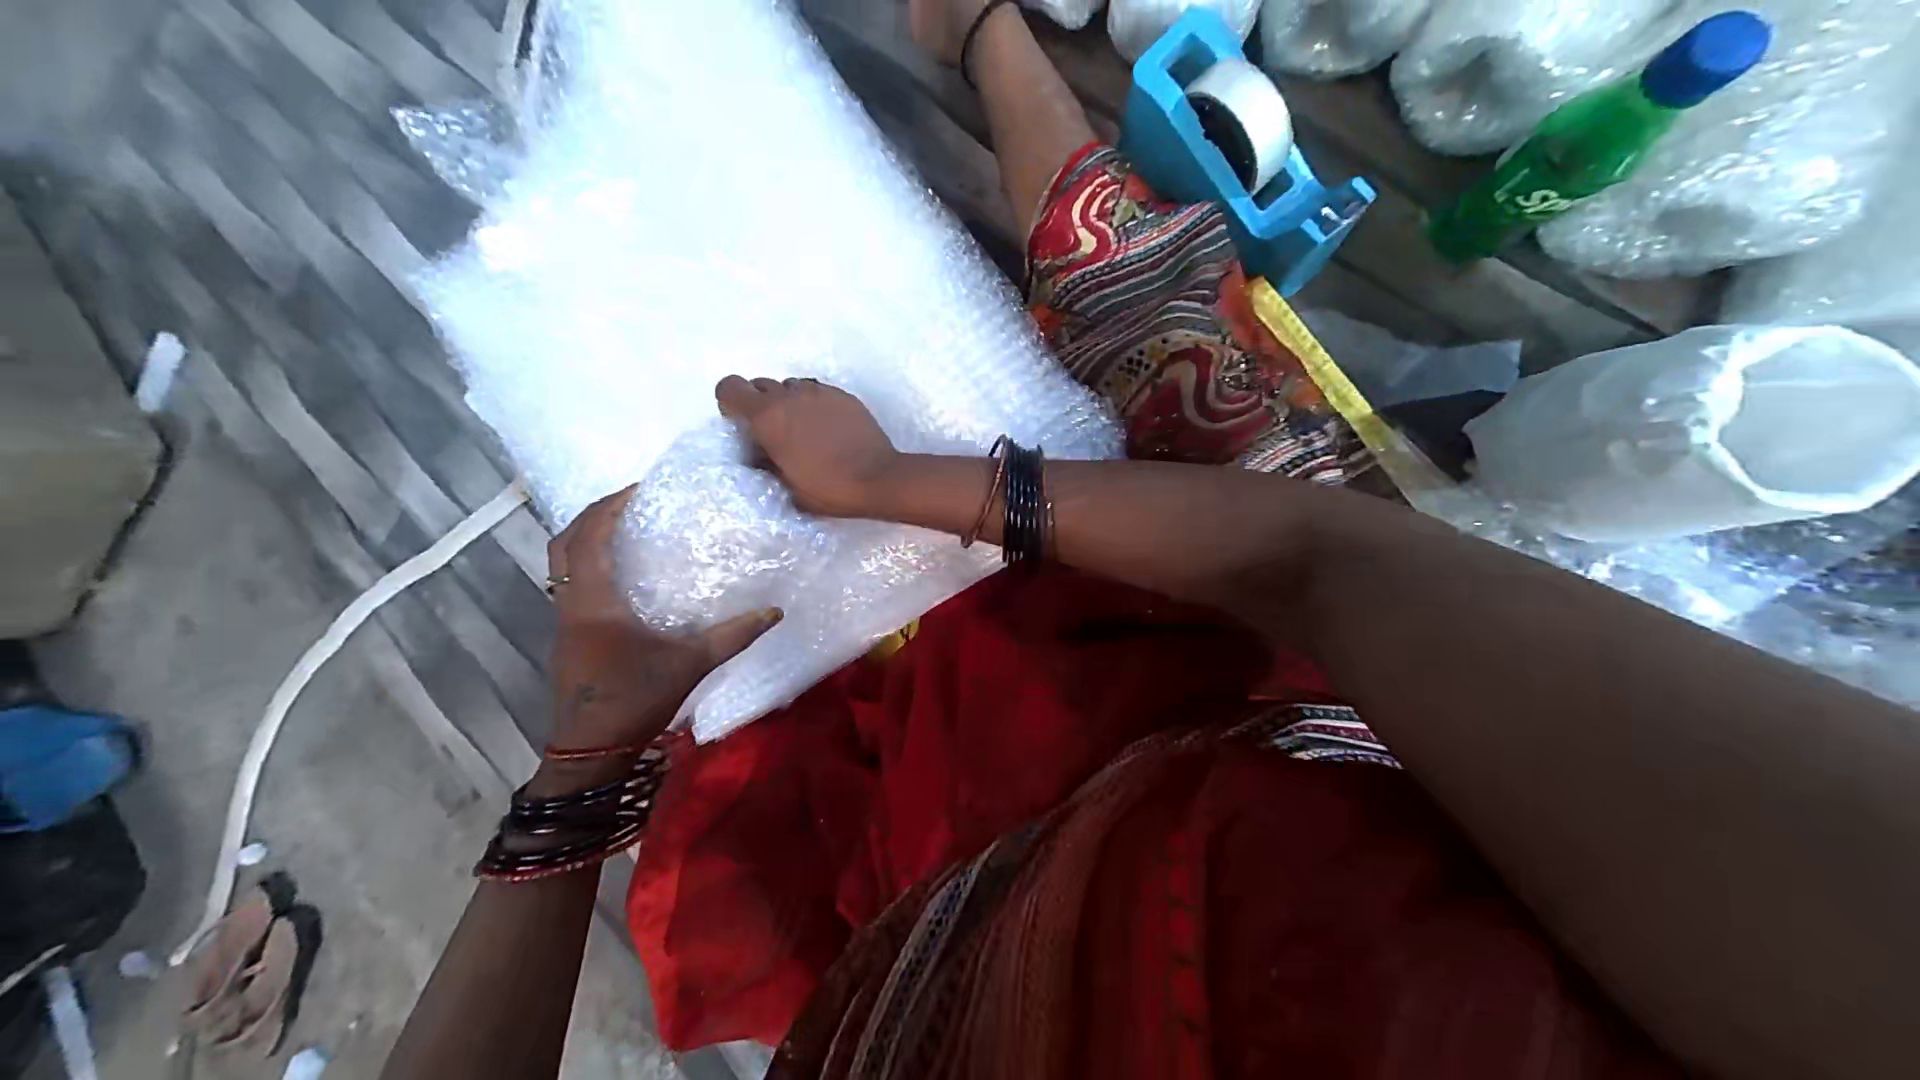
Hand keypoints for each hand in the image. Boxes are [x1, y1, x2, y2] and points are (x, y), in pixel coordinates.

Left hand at [539, 485, 780, 781]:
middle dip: (595, 513)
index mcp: (594, 602)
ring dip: (588, 536)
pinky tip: (622, 568)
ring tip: (627, 526)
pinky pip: (570, 580)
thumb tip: (775, 612)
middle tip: (633, 500)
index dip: (611, 506)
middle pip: (566, 541)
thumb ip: (734, 635)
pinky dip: (589, 560)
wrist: (591, 749)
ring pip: (562, 561)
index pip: (591, 537)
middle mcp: (571, 602)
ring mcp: (564, 619)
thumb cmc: (636, 700)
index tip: (642, 488)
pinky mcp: (568, 633)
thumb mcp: (691, 664)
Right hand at [715, 376, 900, 516]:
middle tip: (774, 431)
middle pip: (760, 385)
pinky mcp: (844, 395)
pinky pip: (818, 391)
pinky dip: (814, 404)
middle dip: (759, 404)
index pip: (730, 386)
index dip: (730, 402)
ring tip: (803, 429)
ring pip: (791, 386)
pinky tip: (828, 428)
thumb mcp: (787, 487)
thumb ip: (765, 464)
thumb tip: (756, 454)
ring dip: (789, 402)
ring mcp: (820, 392)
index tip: (742, 424)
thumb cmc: (828, 488)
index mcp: (768, 417)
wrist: (879, 478)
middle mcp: (791, 396)